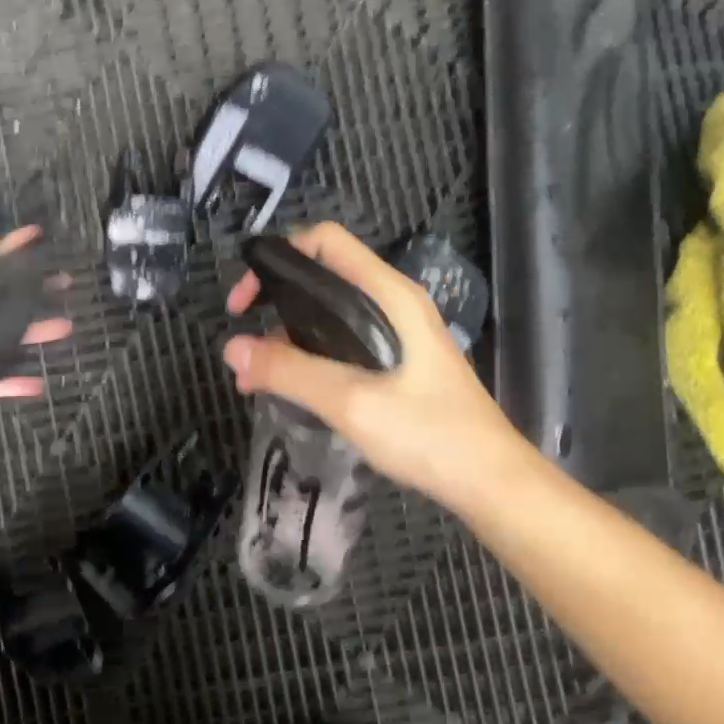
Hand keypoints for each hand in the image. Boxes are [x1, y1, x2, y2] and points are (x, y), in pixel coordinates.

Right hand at [221, 222, 533, 508]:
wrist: (492, 483)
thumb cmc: (429, 434)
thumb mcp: (350, 402)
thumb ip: (288, 372)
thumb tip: (231, 348)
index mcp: (387, 294)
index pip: (324, 241)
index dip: (276, 258)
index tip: (246, 303)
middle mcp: (391, 302)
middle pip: (320, 276)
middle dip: (273, 302)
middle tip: (245, 344)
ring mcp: (395, 331)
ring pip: (326, 313)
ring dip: (285, 338)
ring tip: (253, 379)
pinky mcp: (395, 360)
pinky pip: (339, 342)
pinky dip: (306, 357)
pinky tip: (285, 390)